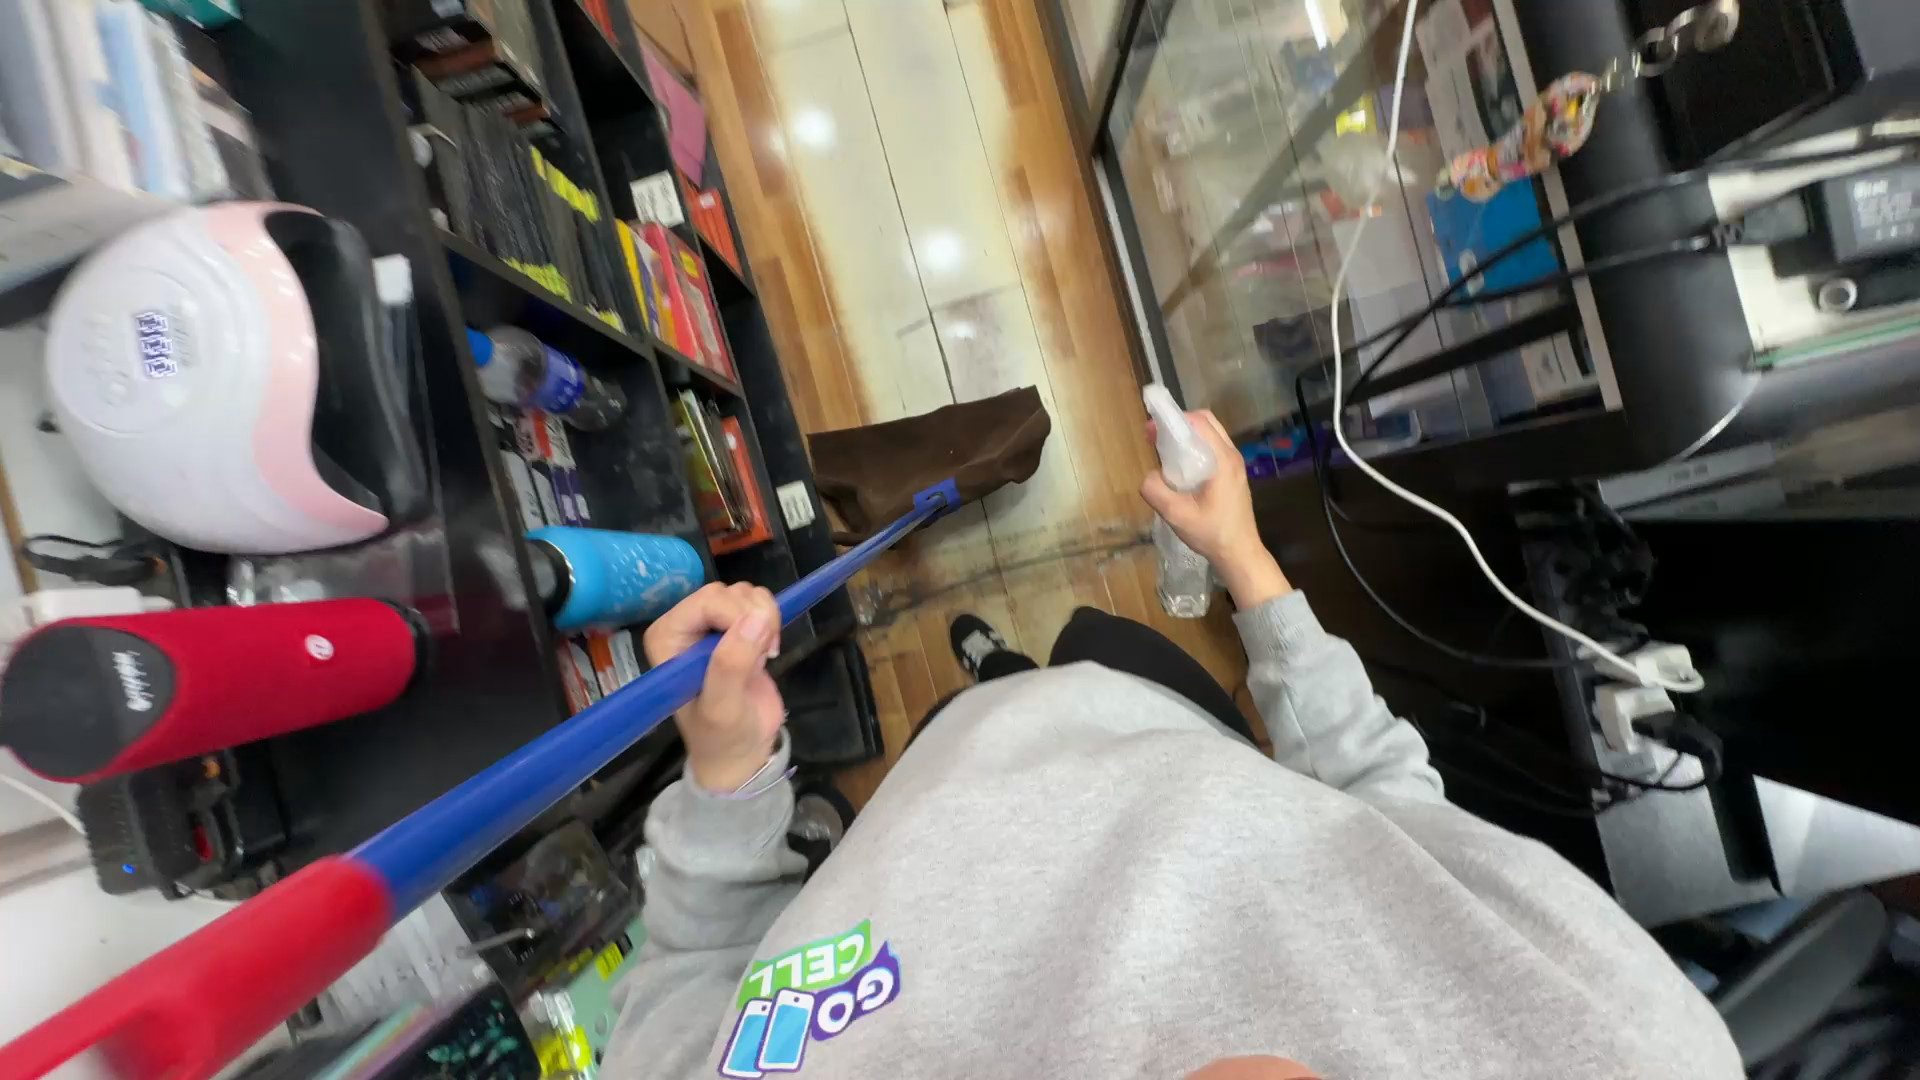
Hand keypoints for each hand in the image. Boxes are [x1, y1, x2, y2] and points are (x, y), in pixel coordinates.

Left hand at [642, 582, 785, 792]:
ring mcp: (711, 624)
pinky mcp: (736, 628)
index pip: (708, 600)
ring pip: (745, 594)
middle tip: (764, 654)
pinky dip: (771, 620)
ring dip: (765, 619)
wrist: (741, 752)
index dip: (738, 617)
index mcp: (668, 637)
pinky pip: (758, 602)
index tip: (757, 651)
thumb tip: (756, 618)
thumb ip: (731, 664)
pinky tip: (766, 650)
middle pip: (728, 593)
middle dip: (754, 618)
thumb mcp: (723, 707)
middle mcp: (685, 624)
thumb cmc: (723, 735)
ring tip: (764, 655)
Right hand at [1139, 409, 1291, 608]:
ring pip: (1209, 435)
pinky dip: (1194, 448)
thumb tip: (1149, 476)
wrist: (1239, 552)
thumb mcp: (1176, 514)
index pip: (1200, 422)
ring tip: (1164, 451)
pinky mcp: (1231, 474)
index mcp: (1223, 461)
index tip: (1153, 428)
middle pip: (1206, 423)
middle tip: (1156, 437)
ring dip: (1186, 436)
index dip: (1174, 419)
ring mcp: (1234, 464)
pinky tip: (1179, 467)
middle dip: (1179, 424)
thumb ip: (1156, 490)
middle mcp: (1231, 456)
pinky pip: (1211, 449)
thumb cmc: (1211, 533)